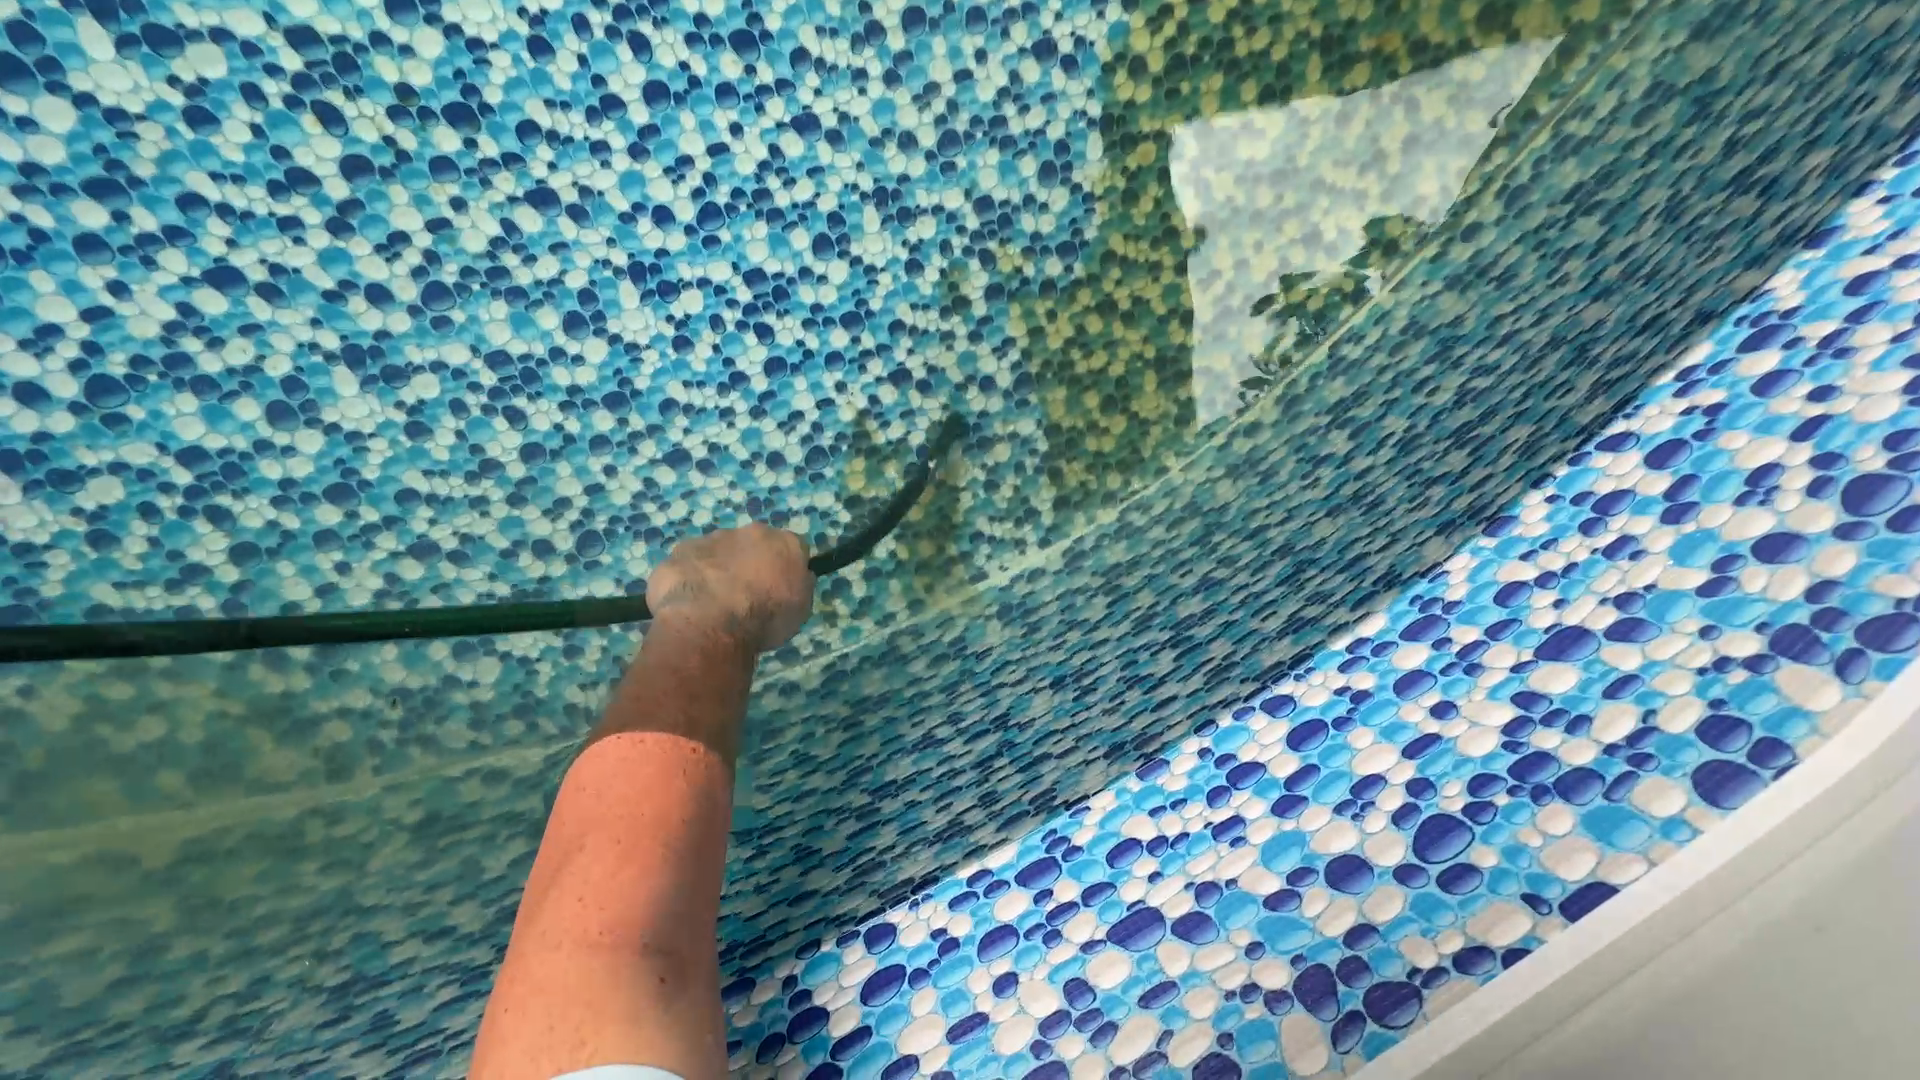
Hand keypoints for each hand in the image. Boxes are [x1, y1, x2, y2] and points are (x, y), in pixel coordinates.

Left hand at [645, 523, 815, 653]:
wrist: (712, 622)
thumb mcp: (801, 609)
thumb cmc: (765, 618)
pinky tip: (687, 604)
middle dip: (748, 563)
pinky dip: (688, 579)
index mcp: (783, 542)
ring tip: (711, 603)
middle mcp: (748, 531)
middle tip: (744, 595)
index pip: (791, 547)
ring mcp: (710, 539)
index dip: (785, 567)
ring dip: (716, 569)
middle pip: (751, 544)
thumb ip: (800, 585)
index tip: (779, 588)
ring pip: (716, 551)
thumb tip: (798, 576)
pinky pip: (687, 565)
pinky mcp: (678, 552)